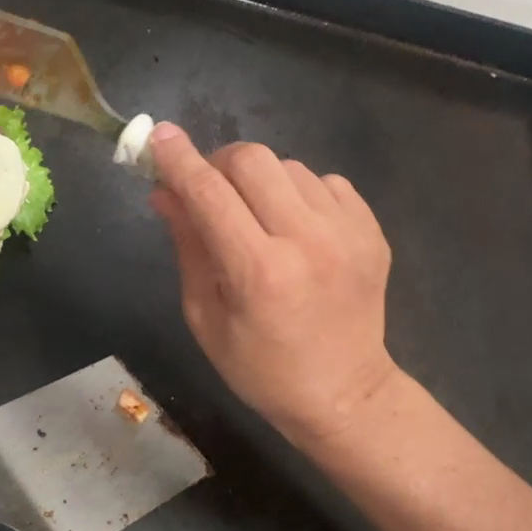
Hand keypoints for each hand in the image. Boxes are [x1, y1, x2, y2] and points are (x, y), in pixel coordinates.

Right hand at [149, 123, 404, 447]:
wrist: (345, 395)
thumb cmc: (259, 367)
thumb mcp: (204, 314)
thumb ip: (187, 245)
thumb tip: (164, 192)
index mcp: (259, 271)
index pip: (209, 194)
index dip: (179, 160)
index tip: (159, 135)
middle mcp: (308, 241)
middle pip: (253, 160)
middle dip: (218, 164)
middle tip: (207, 189)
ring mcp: (348, 233)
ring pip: (288, 166)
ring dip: (258, 181)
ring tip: (254, 216)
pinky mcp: (372, 231)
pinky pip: (324, 181)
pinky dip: (297, 192)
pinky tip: (292, 226)